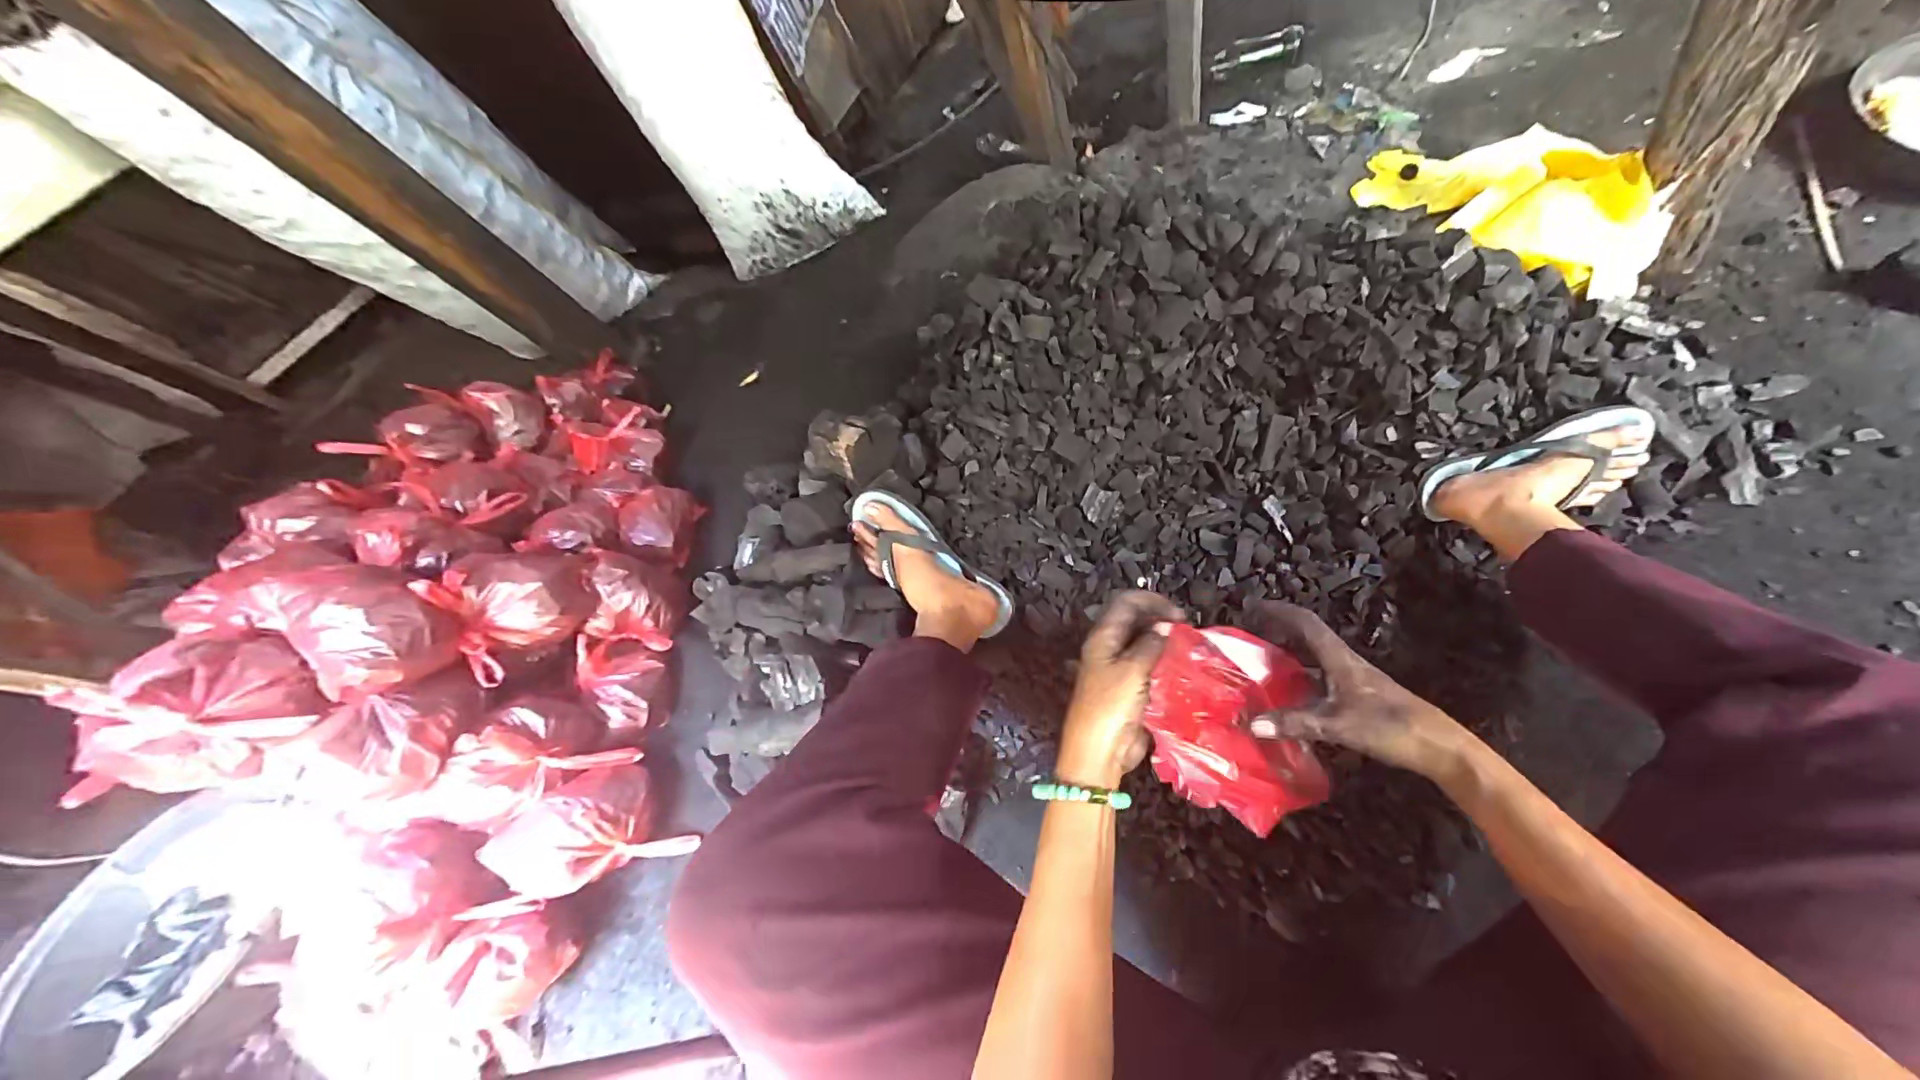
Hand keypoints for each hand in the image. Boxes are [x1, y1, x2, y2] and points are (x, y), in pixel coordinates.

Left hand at [1058, 591, 1184, 786]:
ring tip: (1186, 649)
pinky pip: (1147, 667)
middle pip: (1134, 622)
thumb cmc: (1111, 706)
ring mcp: (1116, 668)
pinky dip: (1162, 663)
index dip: (1153, 601)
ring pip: (1142, 644)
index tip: (1179, 616)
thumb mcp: (1133, 670)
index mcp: (1102, 637)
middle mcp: (1107, 648)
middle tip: (1186, 632)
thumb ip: (1150, 644)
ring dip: (1163, 643)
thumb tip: (1166, 627)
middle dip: (1160, 620)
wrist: (1099, 751)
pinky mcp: (1127, 688)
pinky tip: (1180, 669)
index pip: (1126, 603)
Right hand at [1246, 601, 1472, 781]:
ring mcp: (1353, 680)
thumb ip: (1295, 723)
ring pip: (1313, 658)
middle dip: (1278, 630)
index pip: (1305, 623)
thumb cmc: (1391, 727)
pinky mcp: (1358, 698)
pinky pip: (1319, 679)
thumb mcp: (1338, 725)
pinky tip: (1288, 695)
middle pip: (1307, 636)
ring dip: (1288, 654)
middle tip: (1249, 633)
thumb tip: (1251, 724)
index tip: (1251, 606)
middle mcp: (1345, 663)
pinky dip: (1299, 679)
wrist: (1441, 748)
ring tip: (1260, 662)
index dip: (1278, 611)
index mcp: (1340, 659)